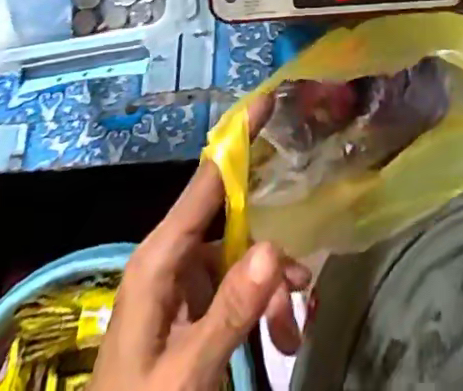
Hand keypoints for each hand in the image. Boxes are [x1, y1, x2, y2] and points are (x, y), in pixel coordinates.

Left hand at [93, 159, 306, 390]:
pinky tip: (277, 341)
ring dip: (270, 293)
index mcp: (158, 258)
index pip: (206, 182)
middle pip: (234, 227)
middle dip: (273, 257)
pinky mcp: (186, 304)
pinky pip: (232, 289)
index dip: (238, 138)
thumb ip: (230, 311)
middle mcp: (168, 257)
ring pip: (240, 262)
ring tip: (289, 337)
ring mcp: (178, 281)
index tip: (267, 99)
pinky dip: (258, 307)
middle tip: (304, 289)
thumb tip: (274, 247)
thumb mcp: (186, 373)